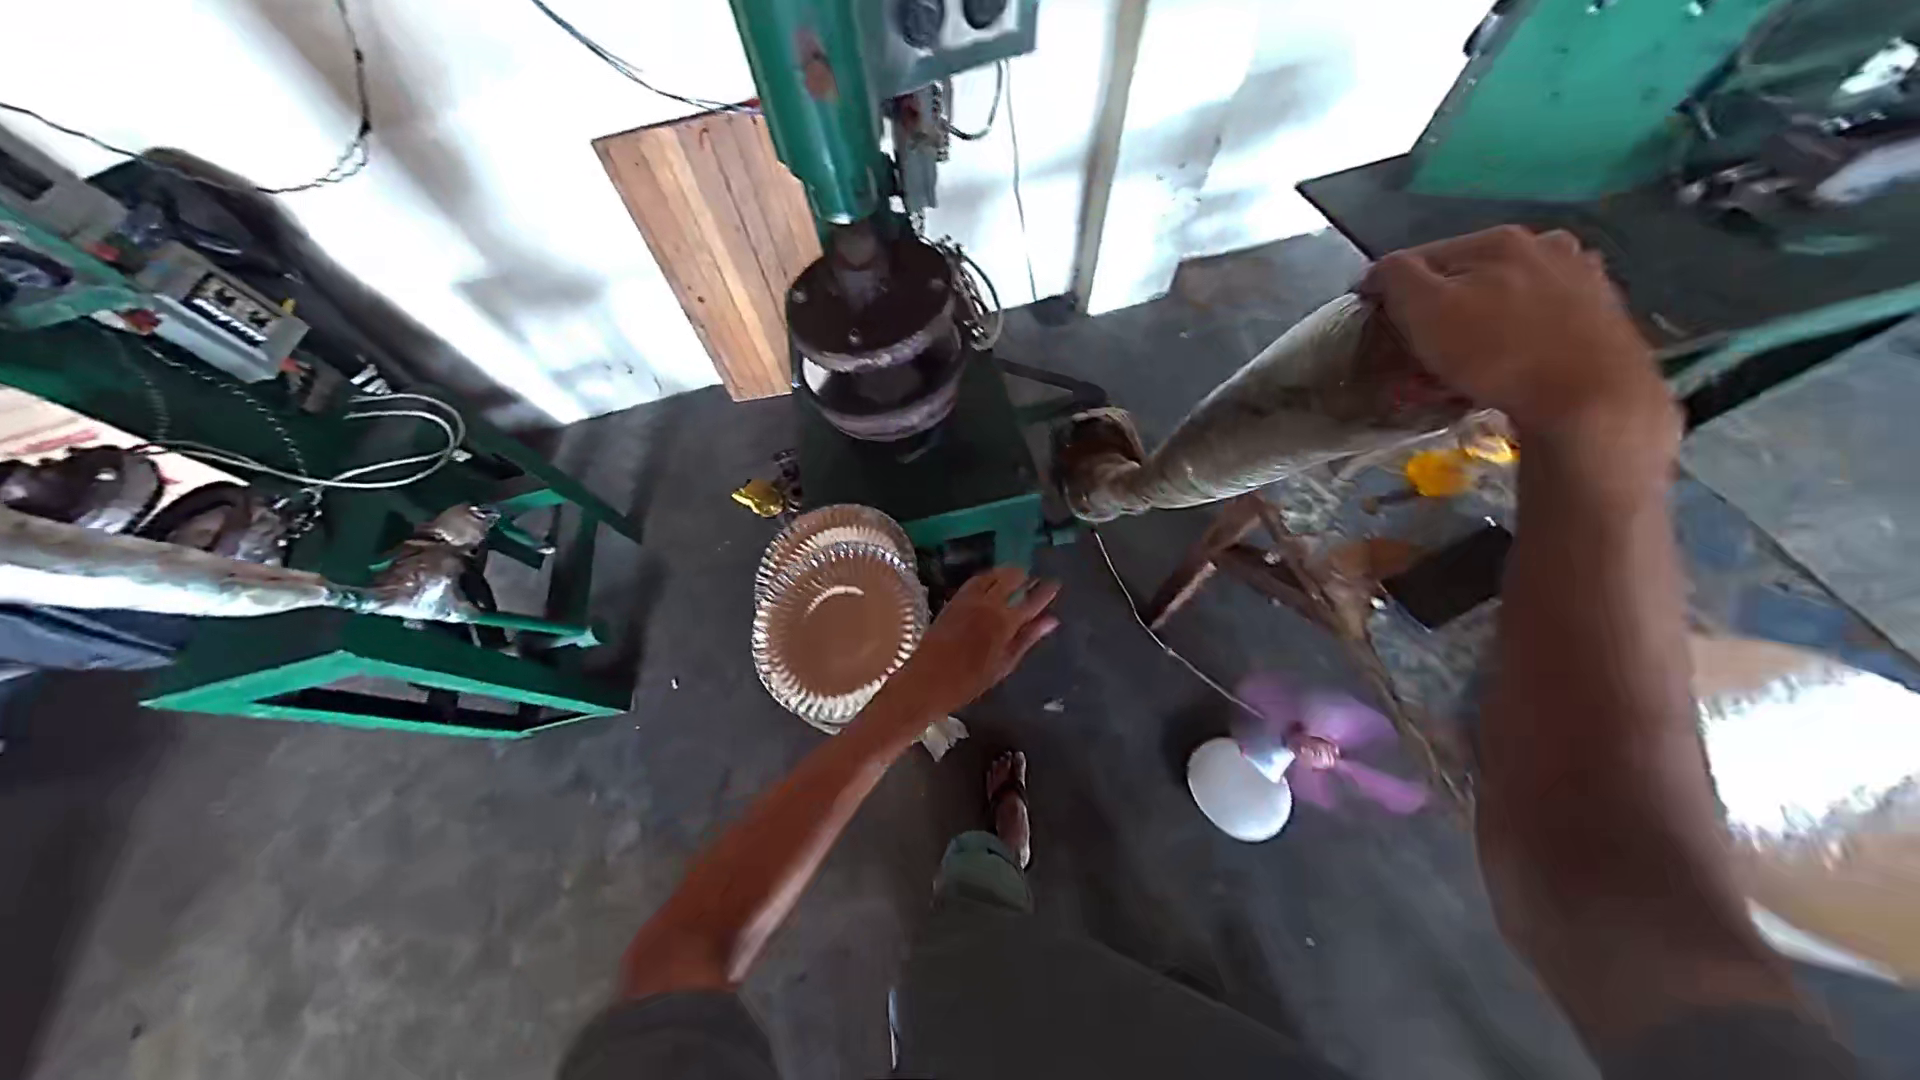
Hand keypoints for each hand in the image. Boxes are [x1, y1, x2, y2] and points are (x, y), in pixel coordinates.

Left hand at [876, 567, 1060, 718]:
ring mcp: (968, 600)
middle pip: (1011, 579)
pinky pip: (974, 581)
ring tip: (1016, 574)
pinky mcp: (953, 600)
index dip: (1046, 591)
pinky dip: (987, 577)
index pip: (1032, 600)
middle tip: (1034, 578)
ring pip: (993, 575)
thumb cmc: (970, 681)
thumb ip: (1028, 638)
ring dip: (1006, 572)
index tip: (1056, 583)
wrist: (927, 681)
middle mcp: (988, 604)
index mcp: (1005, 623)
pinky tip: (990, 580)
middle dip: (1025, 576)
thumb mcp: (1005, 664)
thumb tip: (1052, 620)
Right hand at [1361, 226, 1671, 438]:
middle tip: (1418, 349)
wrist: (1589, 396)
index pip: (1418, 259)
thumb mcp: (1425, 311)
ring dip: (1475, 318)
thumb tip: (1380, 271)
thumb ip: (1396, 277)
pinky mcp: (1600, 310)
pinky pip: (1534, 315)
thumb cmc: (1496, 353)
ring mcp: (1580, 274)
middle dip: (1435, 307)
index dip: (1389, 293)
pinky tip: (1505, 360)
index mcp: (1497, 239)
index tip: (1378, 328)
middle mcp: (1544, 244)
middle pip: (1464, 275)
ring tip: (1461, 359)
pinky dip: (1511, 331)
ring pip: (1501, 294)